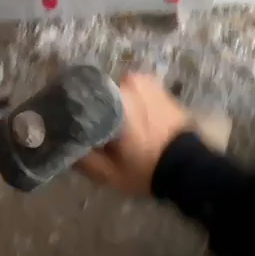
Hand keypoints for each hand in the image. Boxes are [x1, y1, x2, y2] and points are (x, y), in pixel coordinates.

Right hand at [76, 73, 190, 195]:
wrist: (190, 168)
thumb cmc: (147, 168)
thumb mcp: (111, 174)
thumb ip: (85, 160)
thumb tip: (63, 144)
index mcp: (114, 99)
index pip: (84, 93)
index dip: (77, 106)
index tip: (74, 119)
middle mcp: (128, 82)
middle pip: (101, 91)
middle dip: (98, 106)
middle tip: (99, 127)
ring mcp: (145, 81)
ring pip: (118, 89)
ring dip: (116, 103)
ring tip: (119, 124)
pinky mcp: (158, 85)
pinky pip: (135, 89)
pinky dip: (132, 101)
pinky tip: (135, 120)